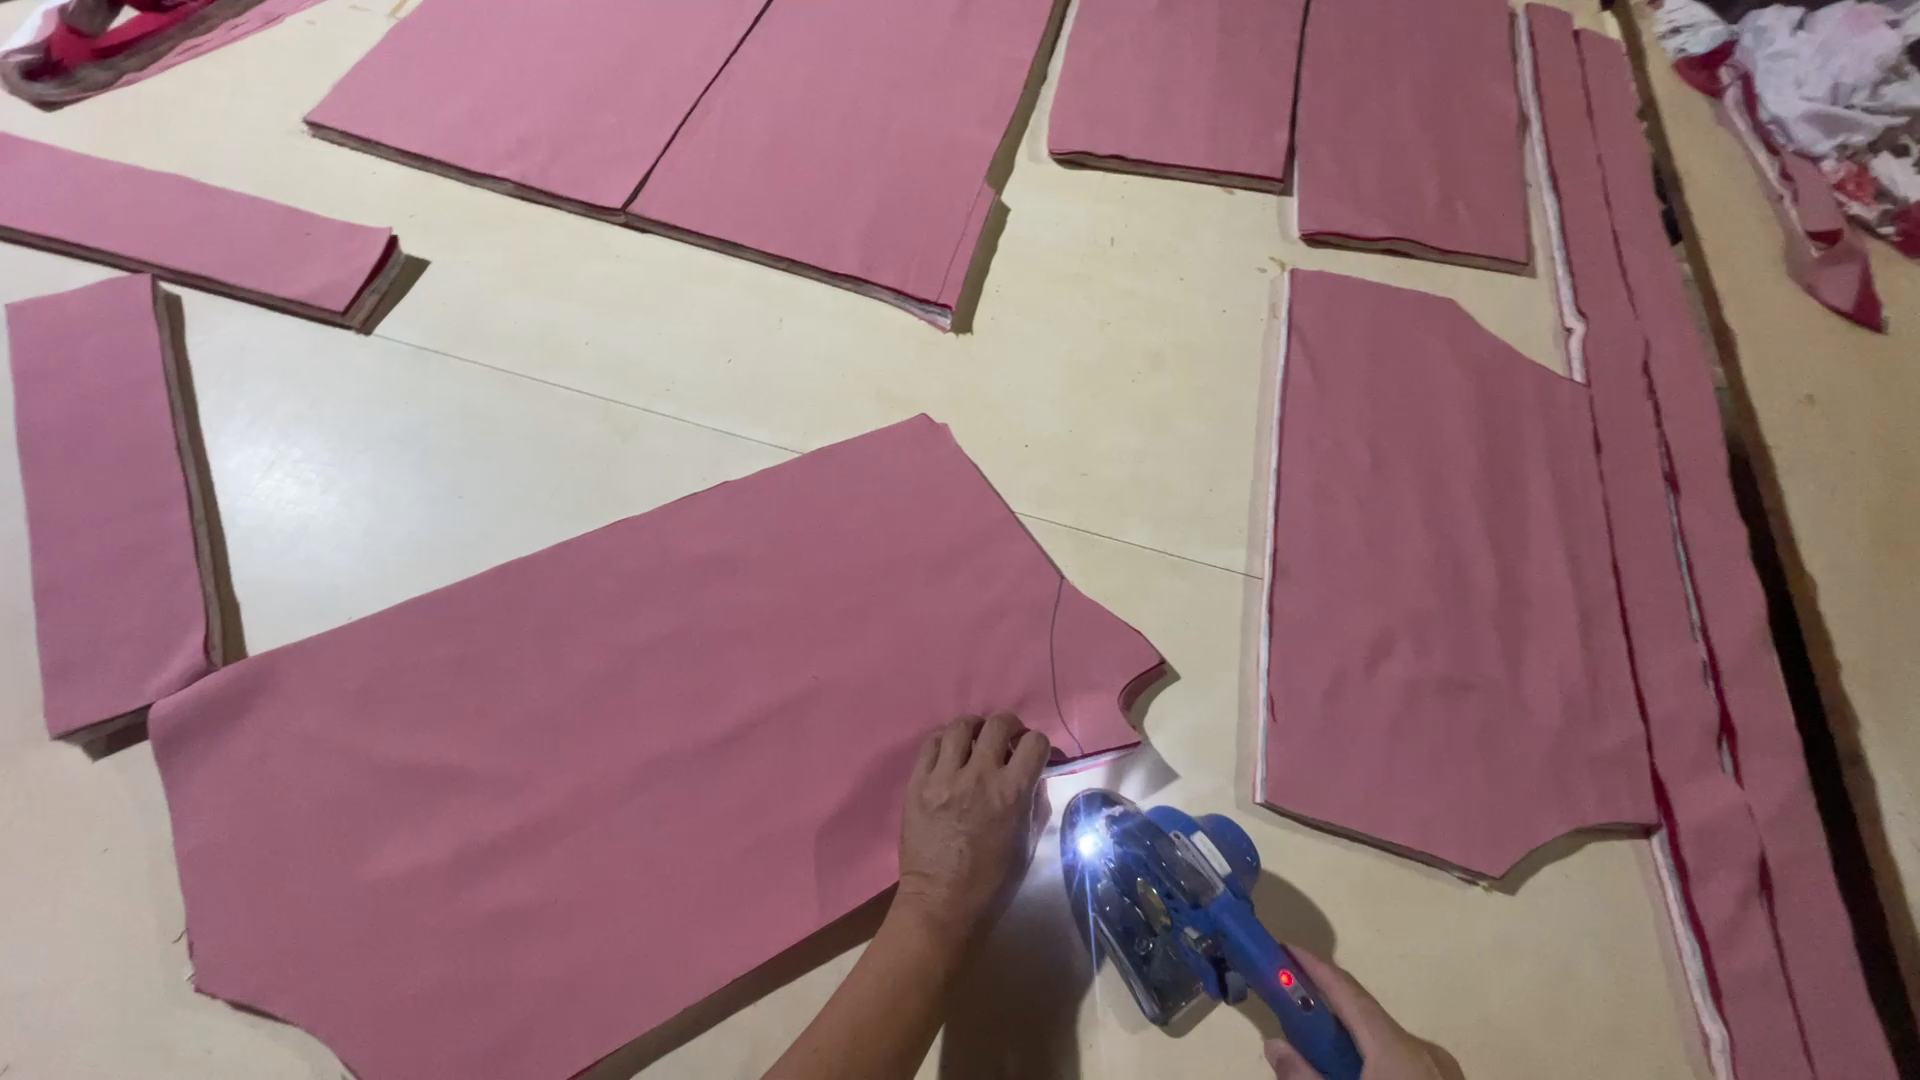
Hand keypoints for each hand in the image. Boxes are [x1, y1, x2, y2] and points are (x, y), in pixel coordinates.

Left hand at [893, 714, 1049, 946]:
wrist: (941, 904)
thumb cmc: (993, 882)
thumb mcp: (1028, 844)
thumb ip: (1034, 804)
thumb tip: (1034, 776)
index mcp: (1012, 793)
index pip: (1034, 743)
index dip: (1038, 745)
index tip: (1032, 754)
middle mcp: (979, 776)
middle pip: (998, 724)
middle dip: (1009, 726)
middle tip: (1006, 739)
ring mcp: (945, 777)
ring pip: (961, 726)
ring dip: (975, 727)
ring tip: (975, 739)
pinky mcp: (918, 783)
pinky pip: (931, 744)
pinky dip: (945, 741)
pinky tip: (950, 752)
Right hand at [1265, 948, 1444, 1079]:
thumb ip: (1304, 1078)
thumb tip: (1275, 1045)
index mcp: (1396, 1047)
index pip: (1347, 990)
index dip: (1314, 965)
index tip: (1284, 948)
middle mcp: (1422, 1050)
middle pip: (1366, 1014)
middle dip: (1328, 1004)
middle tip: (1291, 1003)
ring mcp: (1442, 1071)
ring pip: (1386, 1040)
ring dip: (1351, 1037)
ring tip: (1320, 1049)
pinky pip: (1403, 1061)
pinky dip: (1373, 1057)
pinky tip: (1356, 1074)